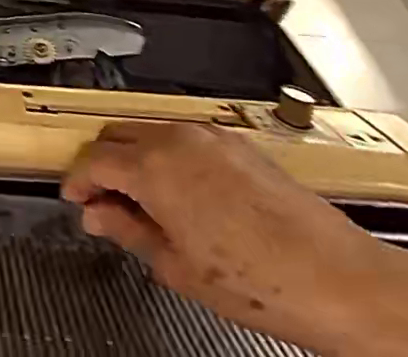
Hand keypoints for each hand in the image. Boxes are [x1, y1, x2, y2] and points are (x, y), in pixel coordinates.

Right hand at [63, 123, 407, 356]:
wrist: (333, 274)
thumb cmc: (261, 278)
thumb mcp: (176, 265)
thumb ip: (128, 229)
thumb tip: (99, 215)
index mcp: (157, 167)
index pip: (96, 159)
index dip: (78, 179)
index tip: (75, 197)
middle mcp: (180, 138)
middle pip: (118, 134)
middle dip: (101, 162)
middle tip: (98, 198)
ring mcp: (210, 134)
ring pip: (150, 130)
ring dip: (133, 154)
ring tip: (136, 198)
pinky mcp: (234, 140)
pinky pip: (182, 134)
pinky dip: (165, 152)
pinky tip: (174, 189)